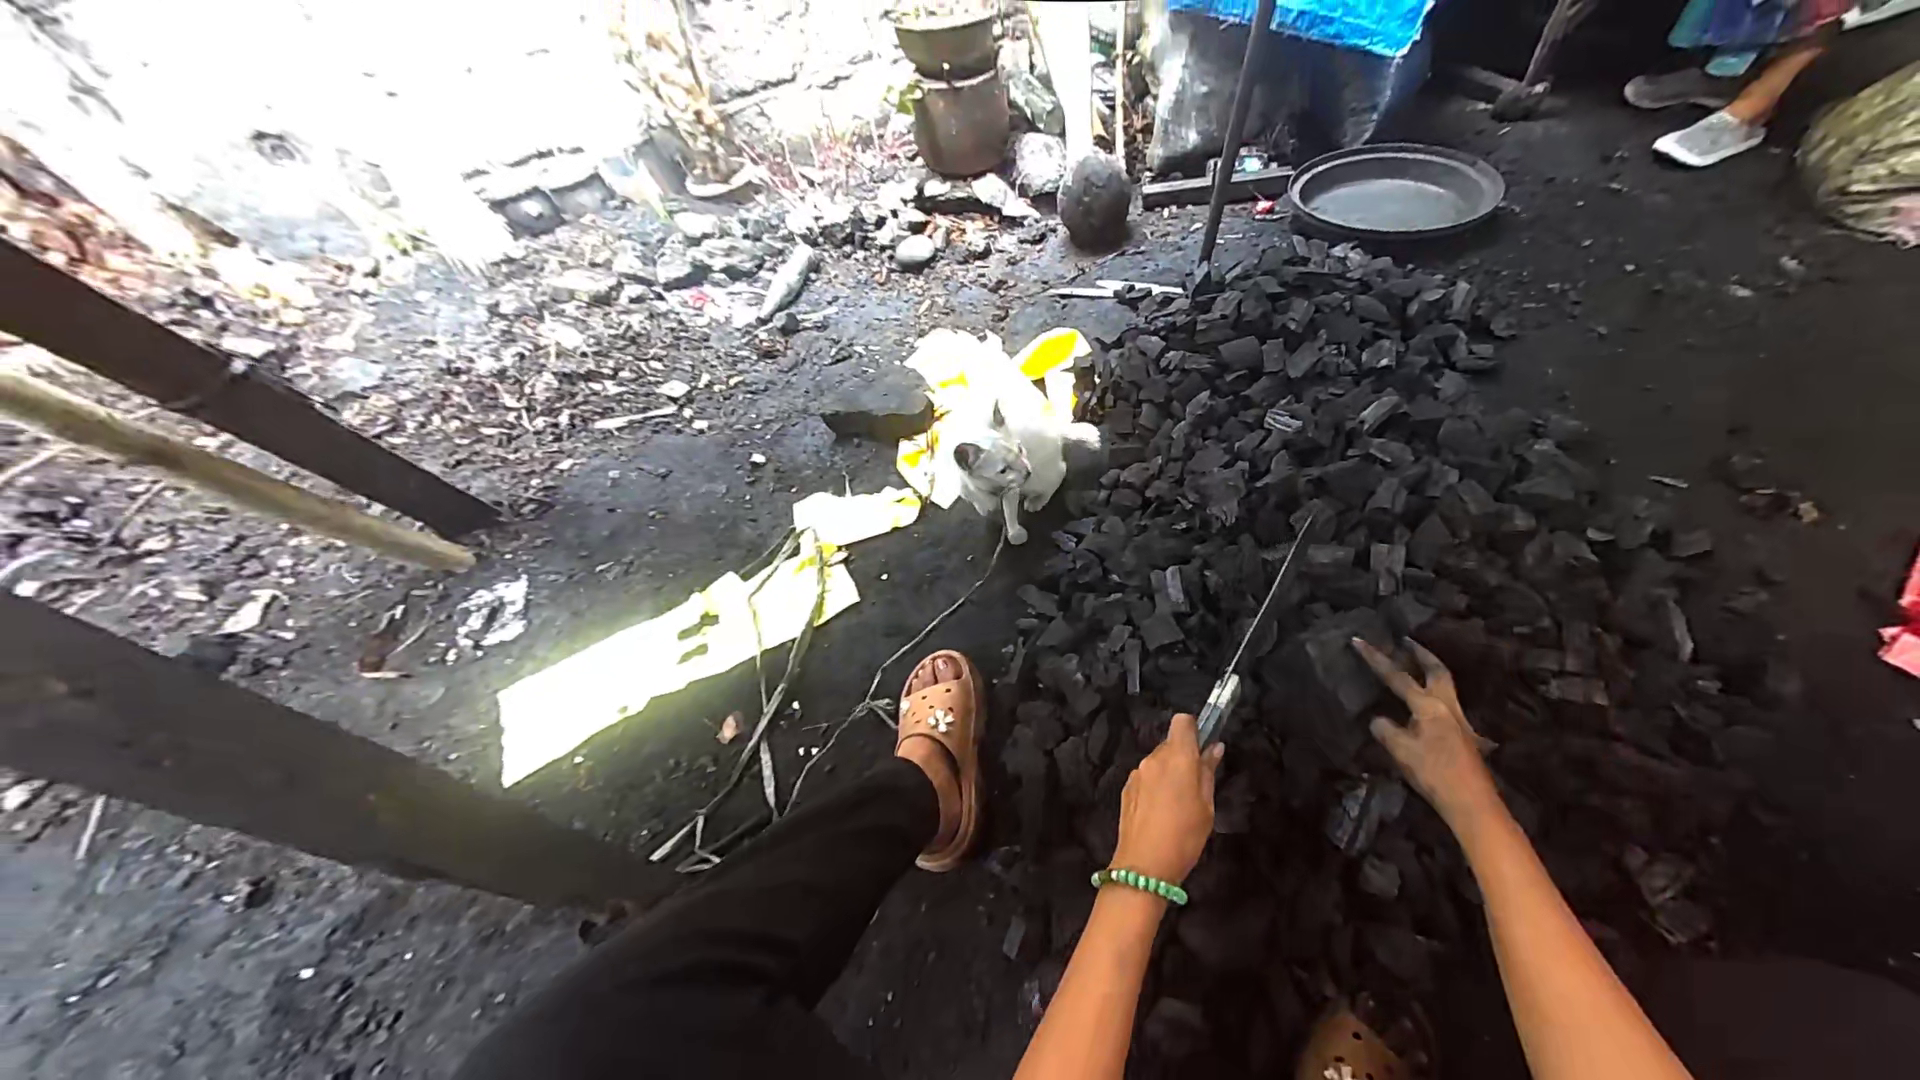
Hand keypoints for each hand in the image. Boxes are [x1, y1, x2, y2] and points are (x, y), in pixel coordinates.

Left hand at [1110, 713, 1223, 884]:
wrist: (1144, 864)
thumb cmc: (1185, 835)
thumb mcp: (1207, 806)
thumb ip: (1208, 772)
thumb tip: (1214, 747)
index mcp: (1176, 757)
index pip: (1182, 721)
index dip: (1193, 728)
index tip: (1202, 745)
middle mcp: (1153, 758)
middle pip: (1170, 743)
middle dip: (1183, 756)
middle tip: (1196, 784)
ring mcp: (1136, 772)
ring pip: (1157, 761)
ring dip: (1168, 771)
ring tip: (1178, 803)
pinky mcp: (1126, 787)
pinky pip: (1146, 776)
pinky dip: (1155, 784)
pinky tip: (1160, 810)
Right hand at [1351, 638, 1497, 823]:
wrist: (1472, 804)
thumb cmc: (1434, 773)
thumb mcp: (1399, 750)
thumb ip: (1385, 729)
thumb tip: (1380, 719)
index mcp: (1429, 706)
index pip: (1397, 676)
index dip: (1376, 658)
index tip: (1359, 640)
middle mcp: (1448, 707)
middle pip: (1437, 671)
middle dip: (1421, 653)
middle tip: (1406, 640)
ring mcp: (1460, 722)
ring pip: (1446, 687)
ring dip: (1430, 672)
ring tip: (1416, 666)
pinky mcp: (1464, 737)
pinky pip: (1446, 705)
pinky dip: (1434, 695)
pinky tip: (1424, 706)